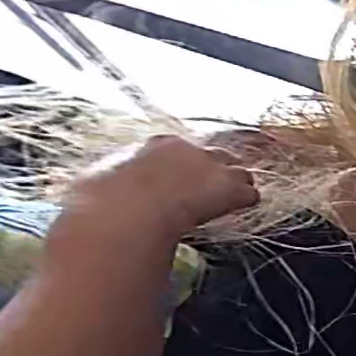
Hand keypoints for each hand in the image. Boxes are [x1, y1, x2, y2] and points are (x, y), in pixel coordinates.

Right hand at [63, 134, 259, 242]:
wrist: (126, 211)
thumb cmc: (103, 196)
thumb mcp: (107, 172)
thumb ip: (125, 170)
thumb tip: (119, 180)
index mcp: (163, 143)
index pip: (187, 149)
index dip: (188, 166)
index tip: (180, 180)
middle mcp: (197, 151)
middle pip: (222, 157)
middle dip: (217, 172)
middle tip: (206, 192)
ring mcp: (219, 169)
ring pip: (242, 174)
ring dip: (235, 187)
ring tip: (219, 204)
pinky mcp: (234, 189)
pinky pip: (252, 195)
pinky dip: (244, 204)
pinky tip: (229, 213)